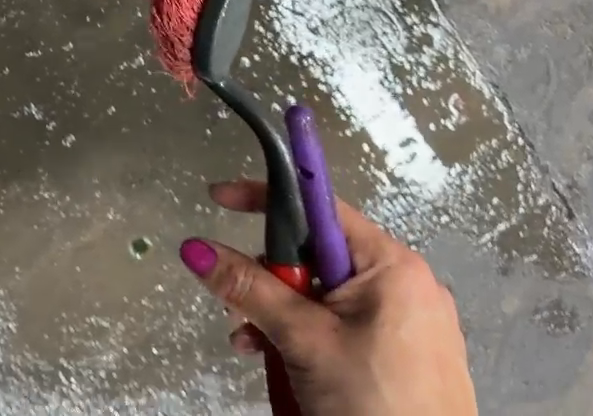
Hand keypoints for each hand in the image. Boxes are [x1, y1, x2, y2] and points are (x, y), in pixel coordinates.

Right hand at [179, 180, 476, 415]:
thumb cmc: (375, 397)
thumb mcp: (301, 337)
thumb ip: (246, 286)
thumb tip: (192, 246)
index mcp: (390, 267)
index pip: (316, 205)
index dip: (265, 196)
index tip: (216, 198)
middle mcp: (400, 285)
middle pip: (308, 252)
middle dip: (262, 274)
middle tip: (236, 299)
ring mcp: (400, 321)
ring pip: (313, 290)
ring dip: (271, 309)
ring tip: (252, 339)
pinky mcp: (394, 352)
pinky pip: (330, 321)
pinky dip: (294, 331)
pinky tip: (273, 355)